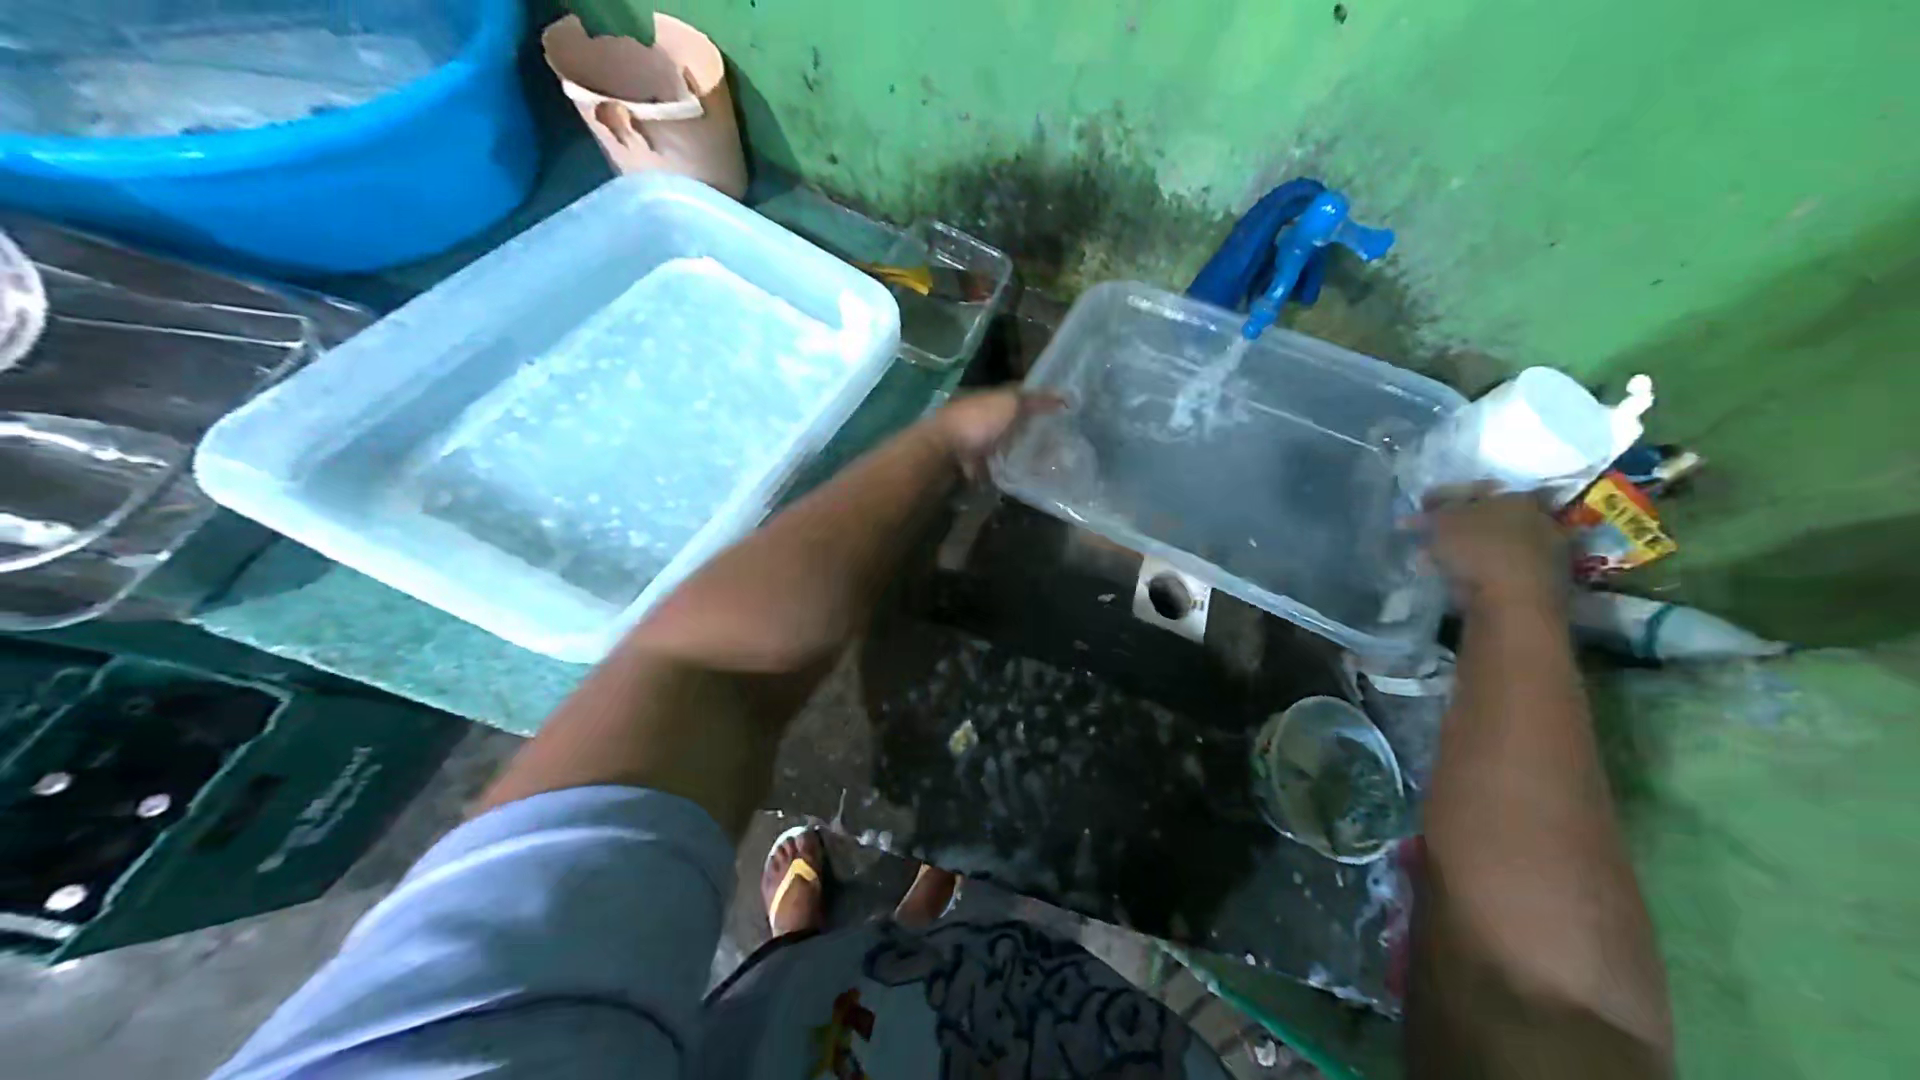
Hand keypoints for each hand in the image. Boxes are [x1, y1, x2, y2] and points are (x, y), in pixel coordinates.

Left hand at [927, 388, 1061, 477]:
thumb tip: (1063, 396)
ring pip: (1001, 450)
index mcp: (986, 400)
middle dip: (1027, 433)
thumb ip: (1034, 400)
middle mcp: (978, 421)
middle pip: (1008, 426)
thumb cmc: (977, 421)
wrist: (945, 452)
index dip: (1036, 404)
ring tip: (1046, 464)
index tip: (1059, 414)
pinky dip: (1007, 475)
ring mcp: (972, 447)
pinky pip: (994, 472)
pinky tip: (1025, 480)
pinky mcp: (971, 470)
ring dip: (1017, 456)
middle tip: (1058, 443)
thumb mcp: (1009, 402)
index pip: (1015, 398)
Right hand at [1427, 491, 1568, 612]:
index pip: (1476, 488)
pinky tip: (1452, 575)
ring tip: (1432, 559)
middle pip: (1488, 516)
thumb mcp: (1442, 524)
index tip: (1420, 505)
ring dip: (1462, 548)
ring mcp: (1545, 552)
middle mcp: (1539, 519)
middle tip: (1427, 532)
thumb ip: (1429, 515)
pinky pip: (1496, 567)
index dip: (1444, 495)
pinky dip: (1473, 568)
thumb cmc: (1479, 552)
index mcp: (1519, 497)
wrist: (1516, 604)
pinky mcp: (1541, 582)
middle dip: (1455, 523)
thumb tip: (1415, 517)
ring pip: (1491, 543)